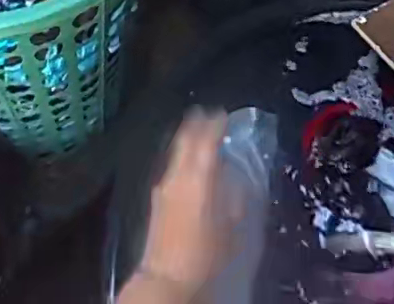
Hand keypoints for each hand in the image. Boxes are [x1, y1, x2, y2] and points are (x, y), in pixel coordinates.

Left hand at [134, 109, 236, 297]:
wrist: (166, 279)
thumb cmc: (204, 255)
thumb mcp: (230, 229)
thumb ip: (234, 199)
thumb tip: (236, 181)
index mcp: (200, 177)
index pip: (207, 139)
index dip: (216, 123)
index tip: (223, 114)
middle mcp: (179, 173)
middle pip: (186, 137)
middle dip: (197, 122)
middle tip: (208, 114)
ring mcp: (164, 183)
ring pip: (176, 149)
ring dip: (187, 136)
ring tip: (196, 131)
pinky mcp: (156, 196)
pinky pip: (171, 164)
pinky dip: (180, 155)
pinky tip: (186, 162)